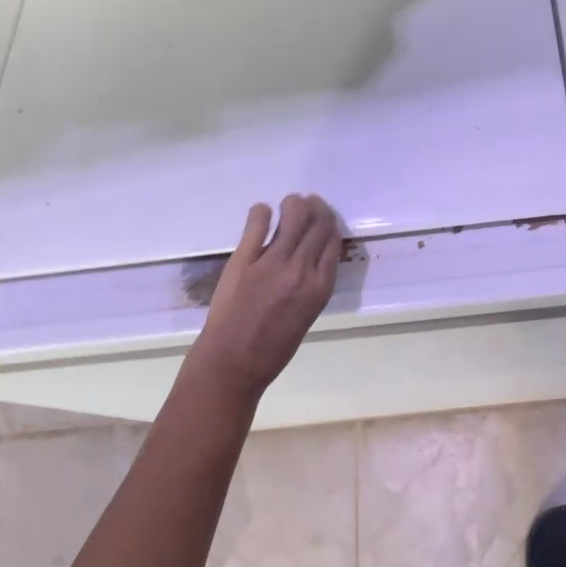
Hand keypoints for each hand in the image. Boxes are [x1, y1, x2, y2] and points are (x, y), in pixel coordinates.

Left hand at [186, 194, 342, 402]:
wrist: (232, 364)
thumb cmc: (273, 348)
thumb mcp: (307, 315)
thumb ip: (313, 284)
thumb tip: (313, 256)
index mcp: (320, 287)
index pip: (333, 240)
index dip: (330, 223)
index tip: (325, 217)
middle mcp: (301, 270)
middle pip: (318, 223)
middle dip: (317, 208)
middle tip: (310, 203)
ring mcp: (272, 262)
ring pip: (294, 216)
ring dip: (294, 203)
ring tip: (290, 202)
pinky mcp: (244, 260)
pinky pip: (257, 224)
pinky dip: (261, 212)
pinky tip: (262, 211)